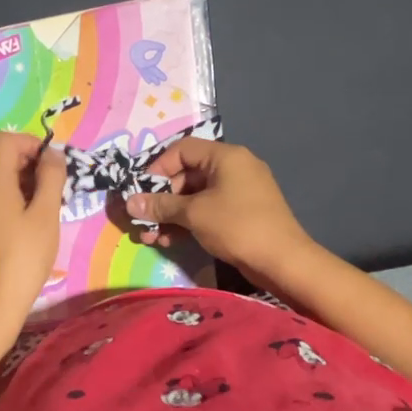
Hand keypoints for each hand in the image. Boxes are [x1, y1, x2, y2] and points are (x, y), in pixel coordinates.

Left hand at [0, 132, 66, 320]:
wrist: (0, 300)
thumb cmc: (26, 256)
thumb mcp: (46, 214)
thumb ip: (51, 178)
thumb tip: (53, 153)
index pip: (6, 140)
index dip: (31, 142)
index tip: (53, 163)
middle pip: (4, 158)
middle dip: (33, 162)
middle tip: (57, 185)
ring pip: (4, 180)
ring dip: (30, 182)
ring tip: (52, 204)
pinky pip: (2, 199)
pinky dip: (21, 199)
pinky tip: (38, 220)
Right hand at [125, 138, 311, 274]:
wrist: (281, 260)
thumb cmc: (237, 226)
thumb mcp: (194, 214)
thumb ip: (160, 206)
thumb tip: (130, 202)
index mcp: (226, 156)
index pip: (182, 150)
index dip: (157, 168)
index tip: (140, 191)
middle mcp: (233, 167)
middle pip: (186, 174)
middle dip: (161, 199)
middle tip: (142, 221)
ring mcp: (238, 191)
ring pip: (194, 196)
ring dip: (170, 215)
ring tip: (150, 238)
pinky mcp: (240, 213)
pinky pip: (207, 210)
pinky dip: (187, 222)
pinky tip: (169, 241)